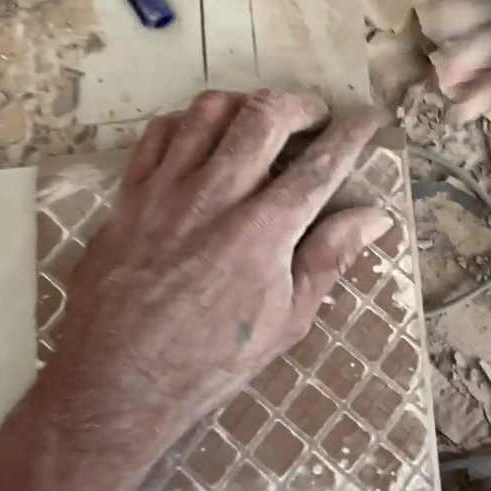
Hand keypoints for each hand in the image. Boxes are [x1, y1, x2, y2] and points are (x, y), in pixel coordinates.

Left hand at [0, 90, 392, 490]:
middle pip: (266, 115)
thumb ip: (330, 258)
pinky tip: (203, 141)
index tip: (368, 118)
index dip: (353, 132)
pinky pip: (159, 133)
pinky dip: (190, 123)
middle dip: (303, 104)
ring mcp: (166, 191)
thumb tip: (376, 217)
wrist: (114, 386)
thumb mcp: (286, 321)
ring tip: (260, 122)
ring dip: (246, 105)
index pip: (322, 163)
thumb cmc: (210, 361)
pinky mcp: (128, 196)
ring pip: (210, 111)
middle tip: (315, 117)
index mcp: (263, 232)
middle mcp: (216, 197)